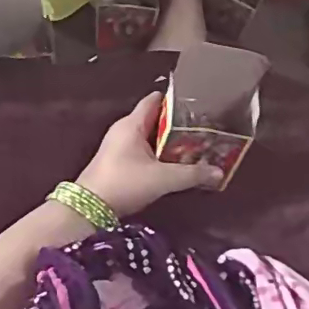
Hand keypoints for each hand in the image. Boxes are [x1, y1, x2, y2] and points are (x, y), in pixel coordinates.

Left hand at [75, 92, 221, 216]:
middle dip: (178, 124)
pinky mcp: (117, 162)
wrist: (88, 209)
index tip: (199, 105)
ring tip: (195, 147)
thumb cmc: (124, 184)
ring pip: (150, 137)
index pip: (156, 100)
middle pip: (155, 119)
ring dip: (169, 142)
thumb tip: (219, 172)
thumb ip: (192, 174)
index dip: (177, 100)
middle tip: (204, 130)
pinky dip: (158, 154)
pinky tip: (174, 164)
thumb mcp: (163, 179)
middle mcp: (124, 130)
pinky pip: (143, 151)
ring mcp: (118, 146)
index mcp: (132, 124)